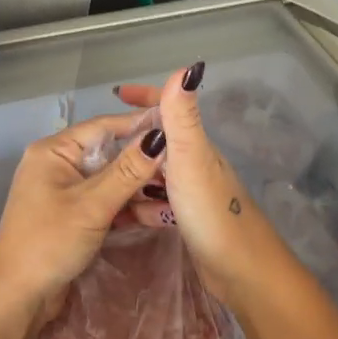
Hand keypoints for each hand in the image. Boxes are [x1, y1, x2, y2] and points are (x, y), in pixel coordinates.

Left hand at [0, 112, 165, 324]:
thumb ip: (128, 171)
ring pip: (109, 180)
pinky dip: (127, 206)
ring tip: (180, 188)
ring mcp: (64, 191)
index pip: (102, 127)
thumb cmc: (50, 241)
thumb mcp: (93, 205)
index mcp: (53, 151)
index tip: (176, 125)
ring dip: (139, 187)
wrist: (20, 295)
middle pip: (108, 153)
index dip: (138, 124)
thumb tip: (160, 136)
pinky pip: (104, 201)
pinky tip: (159, 210)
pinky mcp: (72, 215)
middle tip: (184, 163)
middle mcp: (57, 164)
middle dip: (143, 160)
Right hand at [114, 64, 285, 305]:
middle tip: (94, 146)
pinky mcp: (189, 220)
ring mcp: (193, 193)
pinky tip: (123, 213)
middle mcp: (195, 164)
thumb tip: (188, 66)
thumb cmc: (212, 211)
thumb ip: (183, 117)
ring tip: (100, 179)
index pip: (169, 110)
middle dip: (129, 138)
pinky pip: (156, 201)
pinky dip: (139, 202)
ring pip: (155, 173)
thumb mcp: (190, 158)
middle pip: (158, 142)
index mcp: (195, 145)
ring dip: (130, 172)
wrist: (242, 271)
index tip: (117, 94)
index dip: (146, 97)